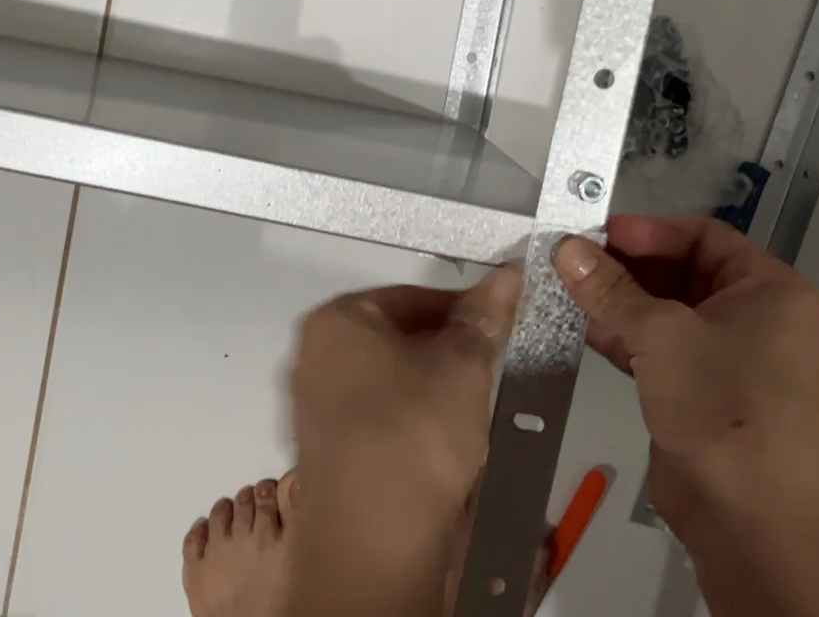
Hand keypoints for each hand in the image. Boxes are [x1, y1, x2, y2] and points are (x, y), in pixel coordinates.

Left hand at [286, 268, 521, 616]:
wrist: (376, 540)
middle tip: (484, 364)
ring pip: (386, 380)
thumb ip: (484, 318)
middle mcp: (312, 358)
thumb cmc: (413, 433)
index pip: (409, 296)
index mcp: (334, 321)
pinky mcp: (326, 453)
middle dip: (443, 349)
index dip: (460, 308)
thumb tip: (506, 278)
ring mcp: (313, 408)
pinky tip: (440, 443)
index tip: (495, 323)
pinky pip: (376, 419)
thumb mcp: (463, 365)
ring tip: (467, 405)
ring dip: (428, 387)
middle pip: (393, 337)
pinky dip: (409, 421)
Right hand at [554, 216, 818, 519]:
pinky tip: (576, 323)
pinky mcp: (696, 389)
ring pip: (662, 311)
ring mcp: (724, 356)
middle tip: (569, 258)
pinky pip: (653, 346)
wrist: (752, 515)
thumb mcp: (661, 333)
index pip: (703, 237)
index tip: (594, 232)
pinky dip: (619, 334)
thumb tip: (564, 248)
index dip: (649, 230)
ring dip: (615, 299)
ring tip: (562, 286)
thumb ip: (609, 288)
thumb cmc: (722, 401)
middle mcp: (752, 316)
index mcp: (769, 289)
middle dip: (625, 265)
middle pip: (680, 271)